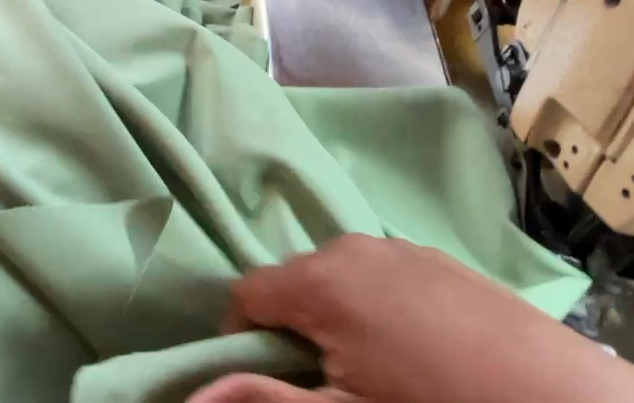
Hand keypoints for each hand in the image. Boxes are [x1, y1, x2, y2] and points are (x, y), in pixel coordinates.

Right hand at [187, 235, 633, 402]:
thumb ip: (267, 401)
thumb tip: (192, 398)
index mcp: (319, 280)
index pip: (244, 295)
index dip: (244, 341)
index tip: (275, 383)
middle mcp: (349, 246)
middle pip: (291, 283)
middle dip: (297, 330)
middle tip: (337, 389)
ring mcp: (401, 248)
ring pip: (338, 279)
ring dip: (339, 318)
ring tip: (386, 375)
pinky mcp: (442, 260)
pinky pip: (383, 277)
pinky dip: (381, 309)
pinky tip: (426, 357)